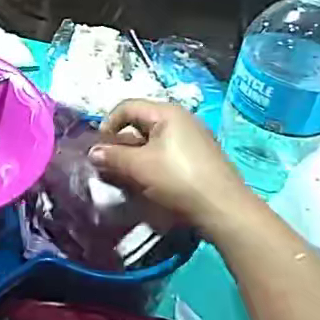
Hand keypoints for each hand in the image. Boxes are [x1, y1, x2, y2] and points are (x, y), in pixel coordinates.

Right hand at [88, 100, 267, 243]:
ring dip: (137, 156)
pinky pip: (169, 153)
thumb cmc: (178, 179)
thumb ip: (112, 156)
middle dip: (122, 143)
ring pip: (154, 141)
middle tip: (112, 164)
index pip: (127, 107)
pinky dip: (154, 163)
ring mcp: (195, 138)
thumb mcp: (139, 167)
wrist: (226, 211)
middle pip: (140, 123)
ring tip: (130, 177)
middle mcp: (182, 119)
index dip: (108, 124)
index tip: (100, 148)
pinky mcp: (202, 158)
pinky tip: (152, 183)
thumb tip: (92, 152)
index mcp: (167, 112)